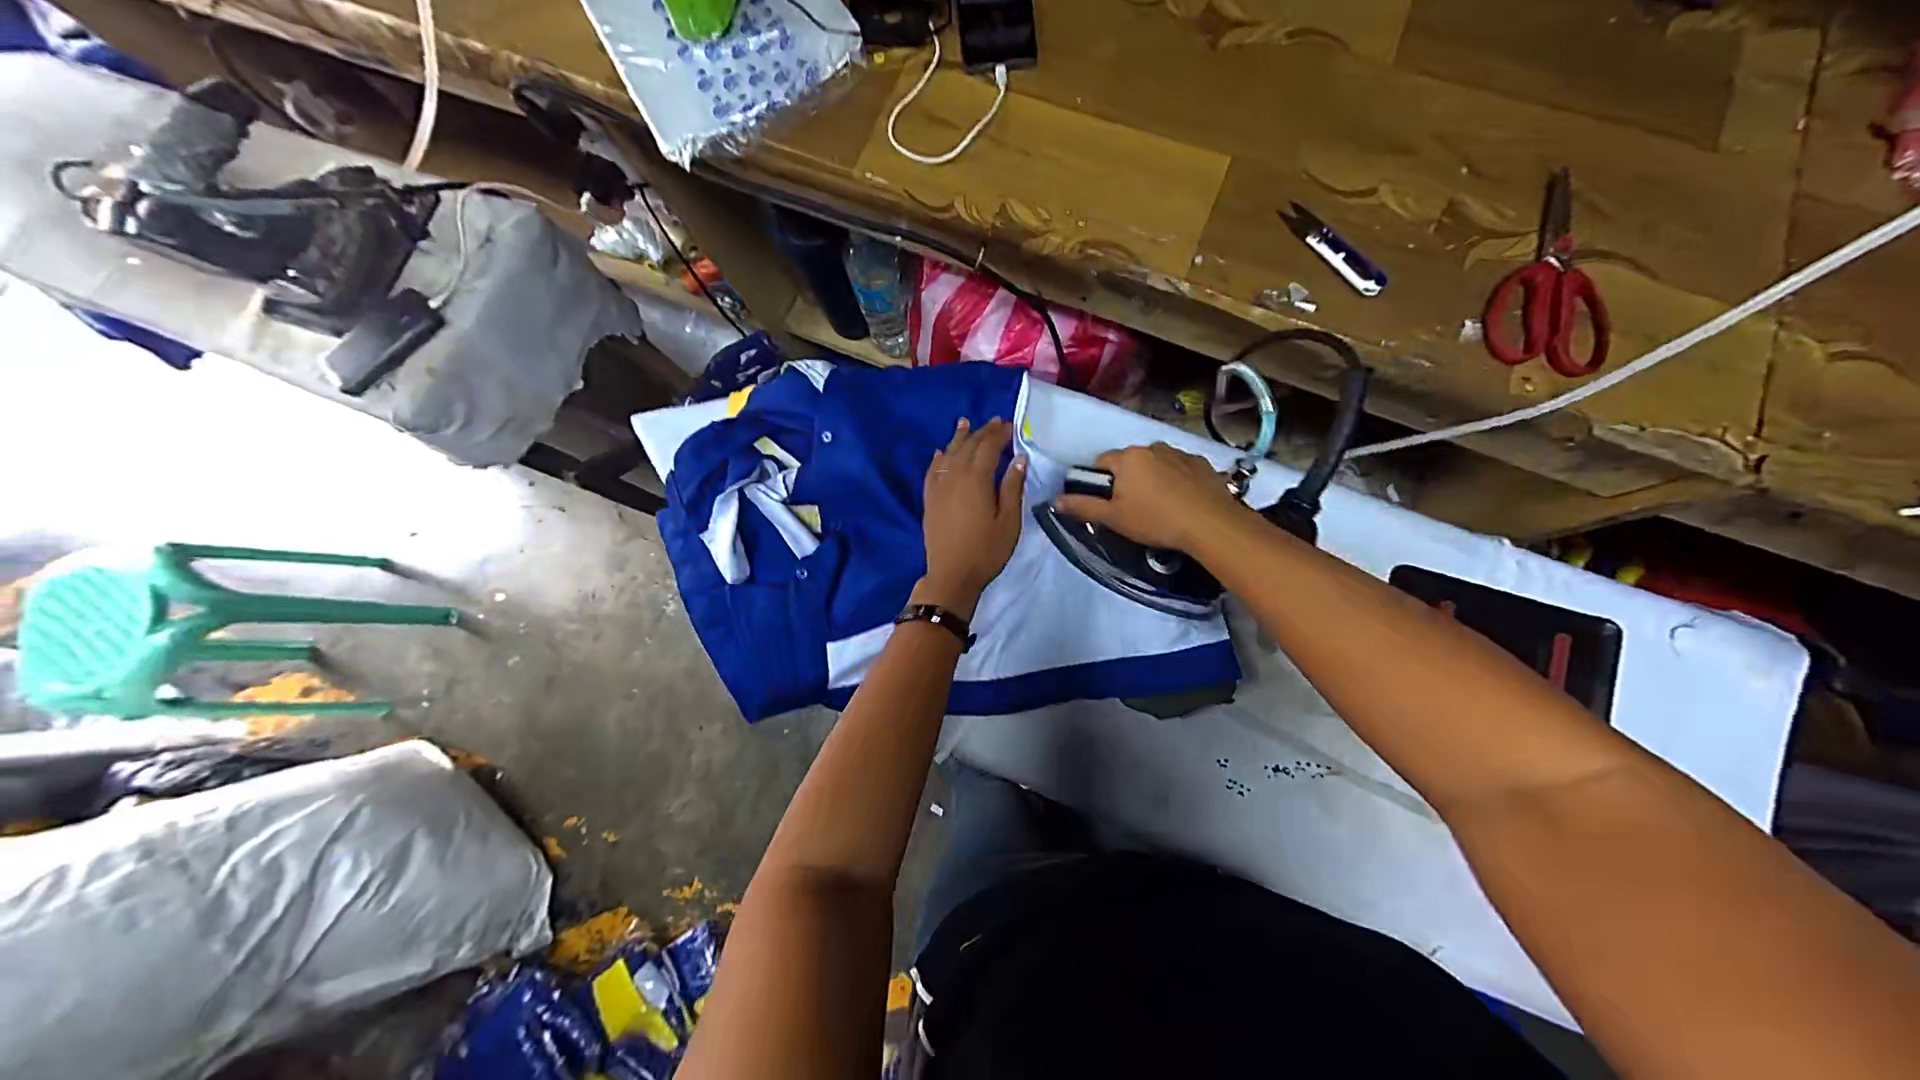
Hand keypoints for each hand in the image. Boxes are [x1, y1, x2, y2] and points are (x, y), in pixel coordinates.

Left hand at [916, 417, 1026, 617]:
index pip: (988, 447)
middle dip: (982, 432)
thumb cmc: (986, 550)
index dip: (1000, 434)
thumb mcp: (1009, 520)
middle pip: (968, 446)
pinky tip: (941, 452)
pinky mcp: (930, 499)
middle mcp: (954, 476)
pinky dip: (939, 458)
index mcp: (976, 479)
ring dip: (959, 438)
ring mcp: (939, 487)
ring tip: (965, 423)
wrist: (952, 575)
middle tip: (995, 422)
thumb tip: (1018, 458)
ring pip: (949, 455)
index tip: (1011, 426)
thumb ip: (1013, 487)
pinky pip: (933, 471)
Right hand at [1052, 442, 1256, 552]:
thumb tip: (1055, 500)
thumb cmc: (1156, 520)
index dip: (1100, 483)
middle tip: (1134, 509)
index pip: (1101, 463)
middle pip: (1129, 462)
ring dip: (1154, 479)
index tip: (1109, 504)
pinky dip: (1178, 480)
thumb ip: (1083, 507)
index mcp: (1127, 458)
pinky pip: (1181, 469)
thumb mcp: (1114, 519)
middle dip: (1128, 480)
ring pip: (1156, 464)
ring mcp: (1180, 453)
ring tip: (1162, 507)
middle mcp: (1152, 447)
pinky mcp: (1202, 463)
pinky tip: (1183, 502)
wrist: (1210, 524)